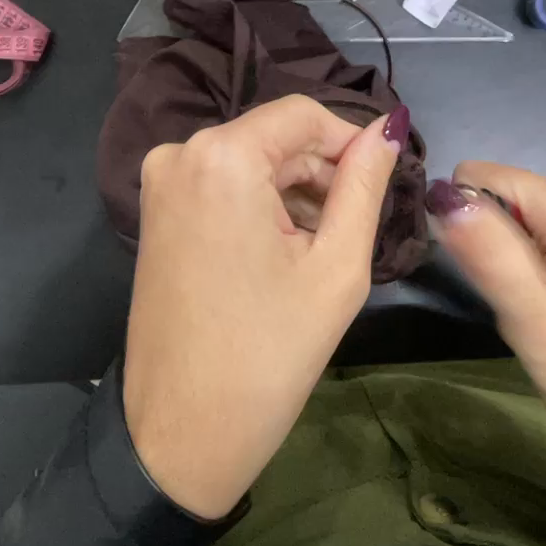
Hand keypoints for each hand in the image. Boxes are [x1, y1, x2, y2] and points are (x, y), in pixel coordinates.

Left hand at [124, 95, 407, 518]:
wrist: (182, 430)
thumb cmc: (269, 351)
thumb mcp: (335, 265)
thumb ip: (364, 185)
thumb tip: (389, 126)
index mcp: (221, 156)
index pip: (302, 115)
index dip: (350, 141)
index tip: (383, 182)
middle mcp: (180, 152)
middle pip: (273, 138)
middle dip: (321, 173)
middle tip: (355, 229)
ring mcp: (160, 182)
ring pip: (248, 162)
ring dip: (293, 192)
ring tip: (322, 250)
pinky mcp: (155, 211)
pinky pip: (220, 185)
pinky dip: (258, 205)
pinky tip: (284, 251)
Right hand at [427, 165, 545, 483]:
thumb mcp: (532, 320)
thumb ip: (487, 250)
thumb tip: (442, 195)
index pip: (478, 179)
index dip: (470, 229)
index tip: (496, 281)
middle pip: (505, 197)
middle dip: (500, 248)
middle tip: (528, 305)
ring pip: (525, 216)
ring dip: (522, 260)